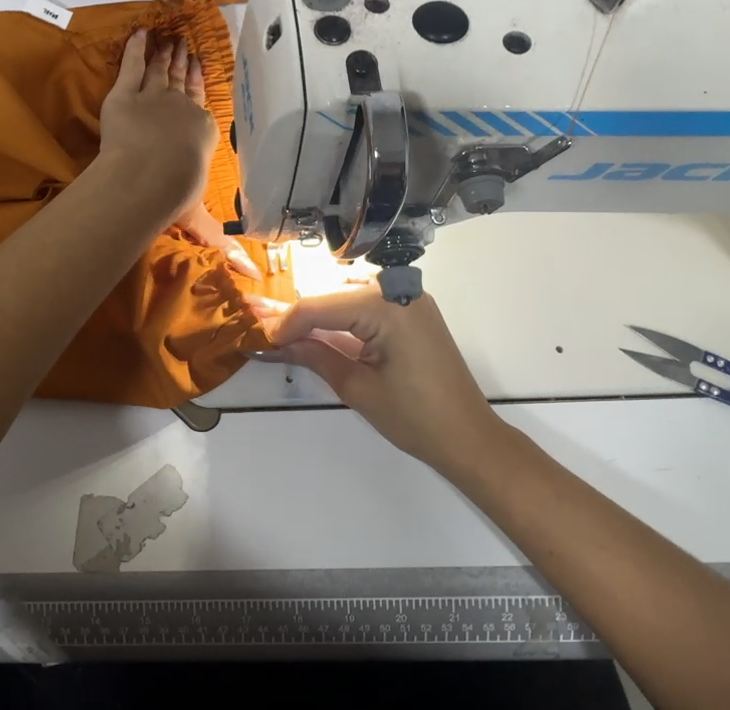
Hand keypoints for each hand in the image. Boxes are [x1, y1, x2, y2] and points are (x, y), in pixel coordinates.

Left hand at [97, 30, 217, 228]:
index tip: (200, 72)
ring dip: (165, 54)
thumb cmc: (175, 196)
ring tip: (168, 39)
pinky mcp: (125, 93)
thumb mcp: (198, 217)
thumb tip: (245, 269)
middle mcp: (182, 109)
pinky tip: (137, 35)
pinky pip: (132, 65)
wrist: (148, 178)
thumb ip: (215, 236)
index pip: (201, 106)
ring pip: (160, 71)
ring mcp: (153, 97)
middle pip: (182, 82)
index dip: (199, 88)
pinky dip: (135, 49)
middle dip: (184, 64)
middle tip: (185, 47)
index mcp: (202, 132)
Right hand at [268, 288, 507, 469]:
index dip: (286, 324)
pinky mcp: (413, 312)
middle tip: (267, 336)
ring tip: (287, 336)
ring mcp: (410, 299)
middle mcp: (399, 292)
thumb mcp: (357, 388)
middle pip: (333, 297)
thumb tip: (276, 343)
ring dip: (319, 316)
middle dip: (300, 318)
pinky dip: (343, 320)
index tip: (261, 341)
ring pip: (347, 298)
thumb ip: (315, 356)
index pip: (321, 307)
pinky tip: (319, 334)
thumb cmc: (415, 418)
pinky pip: (367, 306)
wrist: (469, 437)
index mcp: (387, 307)